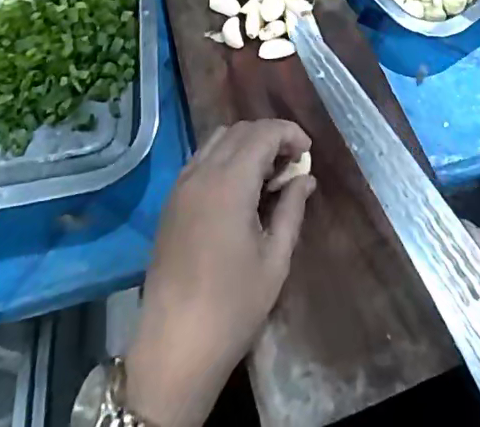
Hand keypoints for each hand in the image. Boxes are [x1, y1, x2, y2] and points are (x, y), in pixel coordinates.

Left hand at [127, 120, 316, 426]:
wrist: (174, 348)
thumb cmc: (233, 306)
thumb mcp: (275, 259)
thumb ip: (291, 209)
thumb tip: (305, 178)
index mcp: (229, 184)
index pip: (262, 134)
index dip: (289, 134)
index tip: (308, 153)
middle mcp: (201, 174)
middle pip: (239, 131)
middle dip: (270, 137)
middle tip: (292, 163)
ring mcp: (180, 187)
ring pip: (217, 141)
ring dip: (246, 145)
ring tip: (268, 174)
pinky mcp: (170, 204)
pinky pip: (201, 160)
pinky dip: (225, 159)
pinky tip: (240, 188)